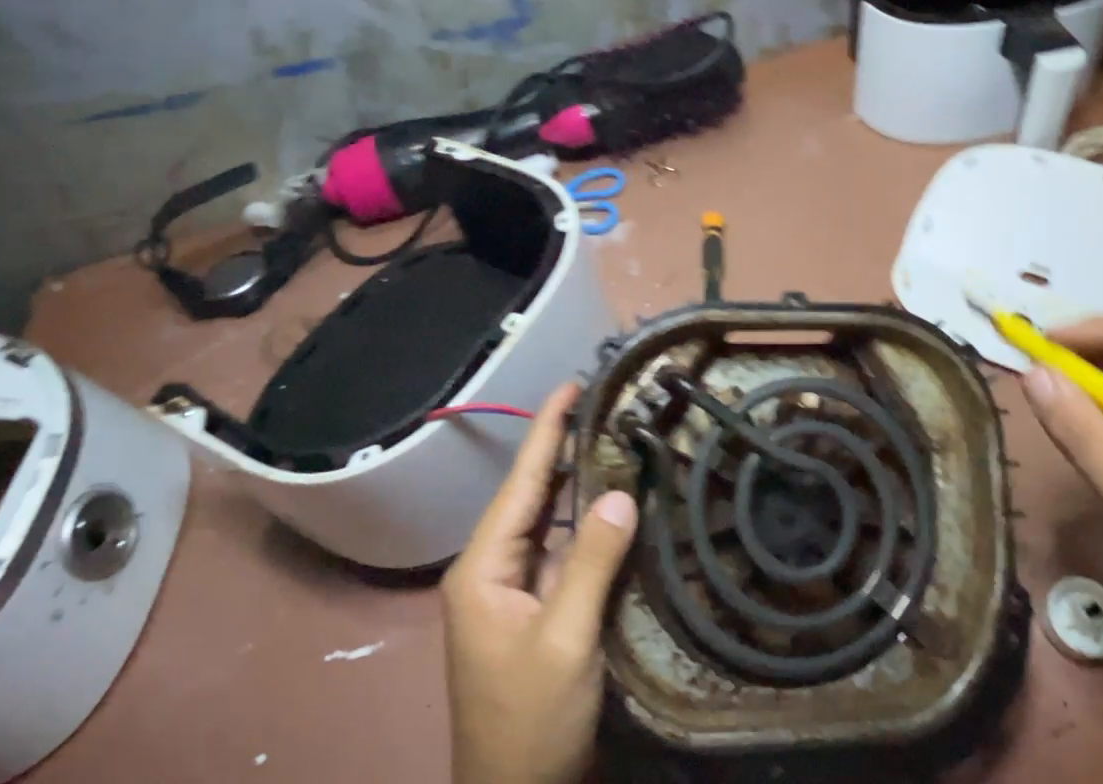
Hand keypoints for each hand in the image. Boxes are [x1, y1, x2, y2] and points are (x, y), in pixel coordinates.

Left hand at [442, 383, 639, 783]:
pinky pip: (564, 559)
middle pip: (534, 499)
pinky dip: (589, 532)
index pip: (522, 485)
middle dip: (565, 451)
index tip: (570, 385)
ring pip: (551, 528)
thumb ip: (591, 563)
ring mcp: (516, 596)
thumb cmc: (530, 719)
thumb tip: (620, 494)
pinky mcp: (539, 617)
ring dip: (580, 488)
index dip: (546, 432)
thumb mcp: (564, 638)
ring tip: (616, 441)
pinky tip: (616, 509)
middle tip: (605, 405)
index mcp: (483, 569)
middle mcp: (494, 572)